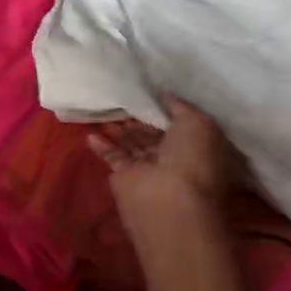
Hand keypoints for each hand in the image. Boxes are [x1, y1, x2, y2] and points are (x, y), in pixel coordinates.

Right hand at [87, 96, 238, 231]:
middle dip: (139, 119)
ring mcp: (149, 166)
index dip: (165, 110)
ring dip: (119, 130)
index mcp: (198, 145)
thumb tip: (165, 95)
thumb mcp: (197, 123)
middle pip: (153, 133)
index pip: (180, 124)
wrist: (166, 195)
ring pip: (132, 143)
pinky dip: (103, 146)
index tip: (148, 94)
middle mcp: (175, 156)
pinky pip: (113, 156)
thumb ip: (180, 107)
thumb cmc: (191, 158)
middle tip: (122, 102)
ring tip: (105, 114)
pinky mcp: (126, 175)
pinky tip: (92, 135)